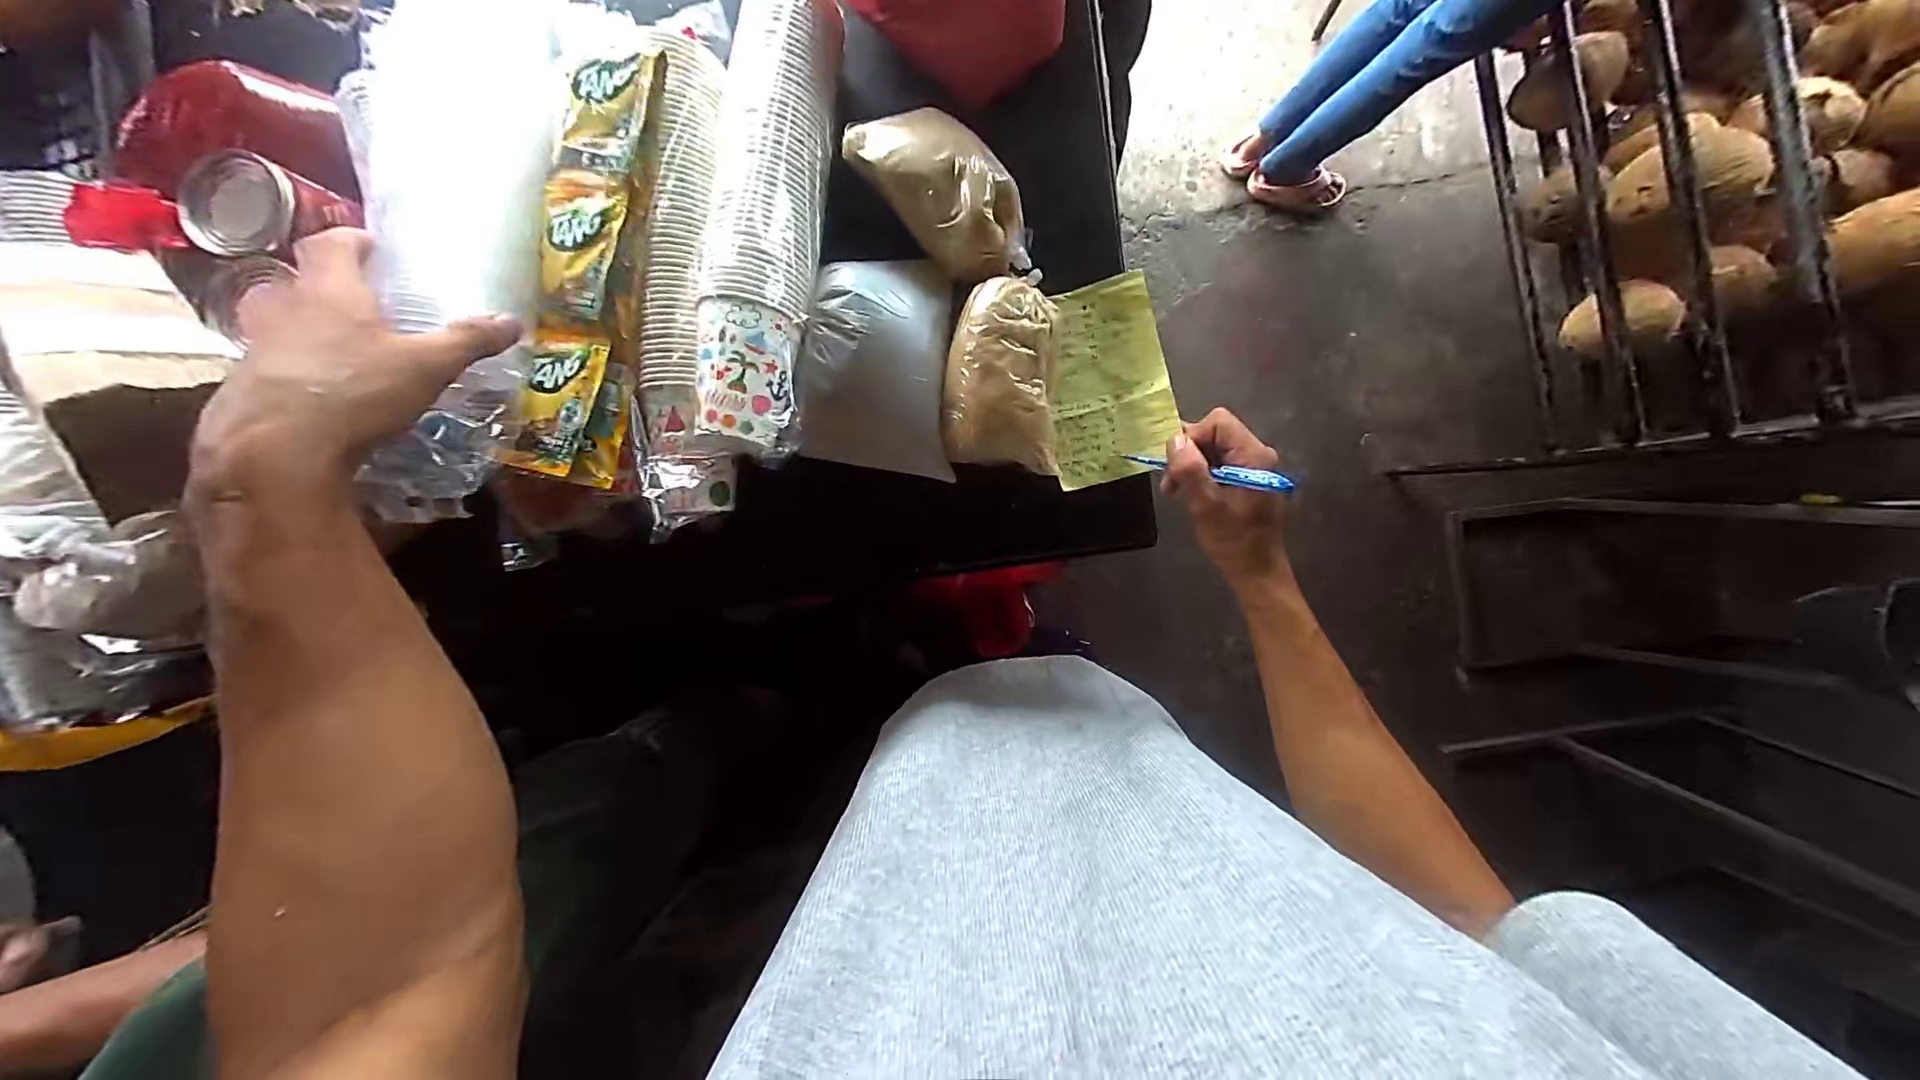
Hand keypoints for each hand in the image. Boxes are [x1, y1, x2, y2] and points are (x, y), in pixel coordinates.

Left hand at [187, 228, 521, 504]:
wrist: (281, 443)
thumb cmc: (359, 389)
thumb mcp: (429, 366)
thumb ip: (468, 341)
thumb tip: (511, 321)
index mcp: (332, 291)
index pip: (332, 244)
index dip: (352, 239)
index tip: (373, 246)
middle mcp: (287, 304)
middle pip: (299, 276)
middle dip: (327, 280)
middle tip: (360, 297)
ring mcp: (260, 338)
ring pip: (278, 313)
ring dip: (304, 317)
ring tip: (339, 337)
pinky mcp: (248, 375)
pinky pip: (274, 352)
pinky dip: (296, 357)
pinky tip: (323, 380)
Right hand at [1162, 408, 1293, 593]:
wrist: (1256, 571)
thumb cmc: (1233, 541)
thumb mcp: (1206, 506)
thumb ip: (1190, 470)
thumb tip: (1174, 440)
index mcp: (1253, 456)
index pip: (1217, 423)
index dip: (1191, 437)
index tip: (1174, 465)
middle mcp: (1257, 455)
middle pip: (1214, 433)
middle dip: (1187, 453)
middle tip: (1169, 483)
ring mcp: (1252, 467)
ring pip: (1213, 449)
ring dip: (1189, 466)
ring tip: (1175, 492)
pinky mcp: (1245, 479)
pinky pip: (1218, 464)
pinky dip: (1199, 474)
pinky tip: (1188, 494)